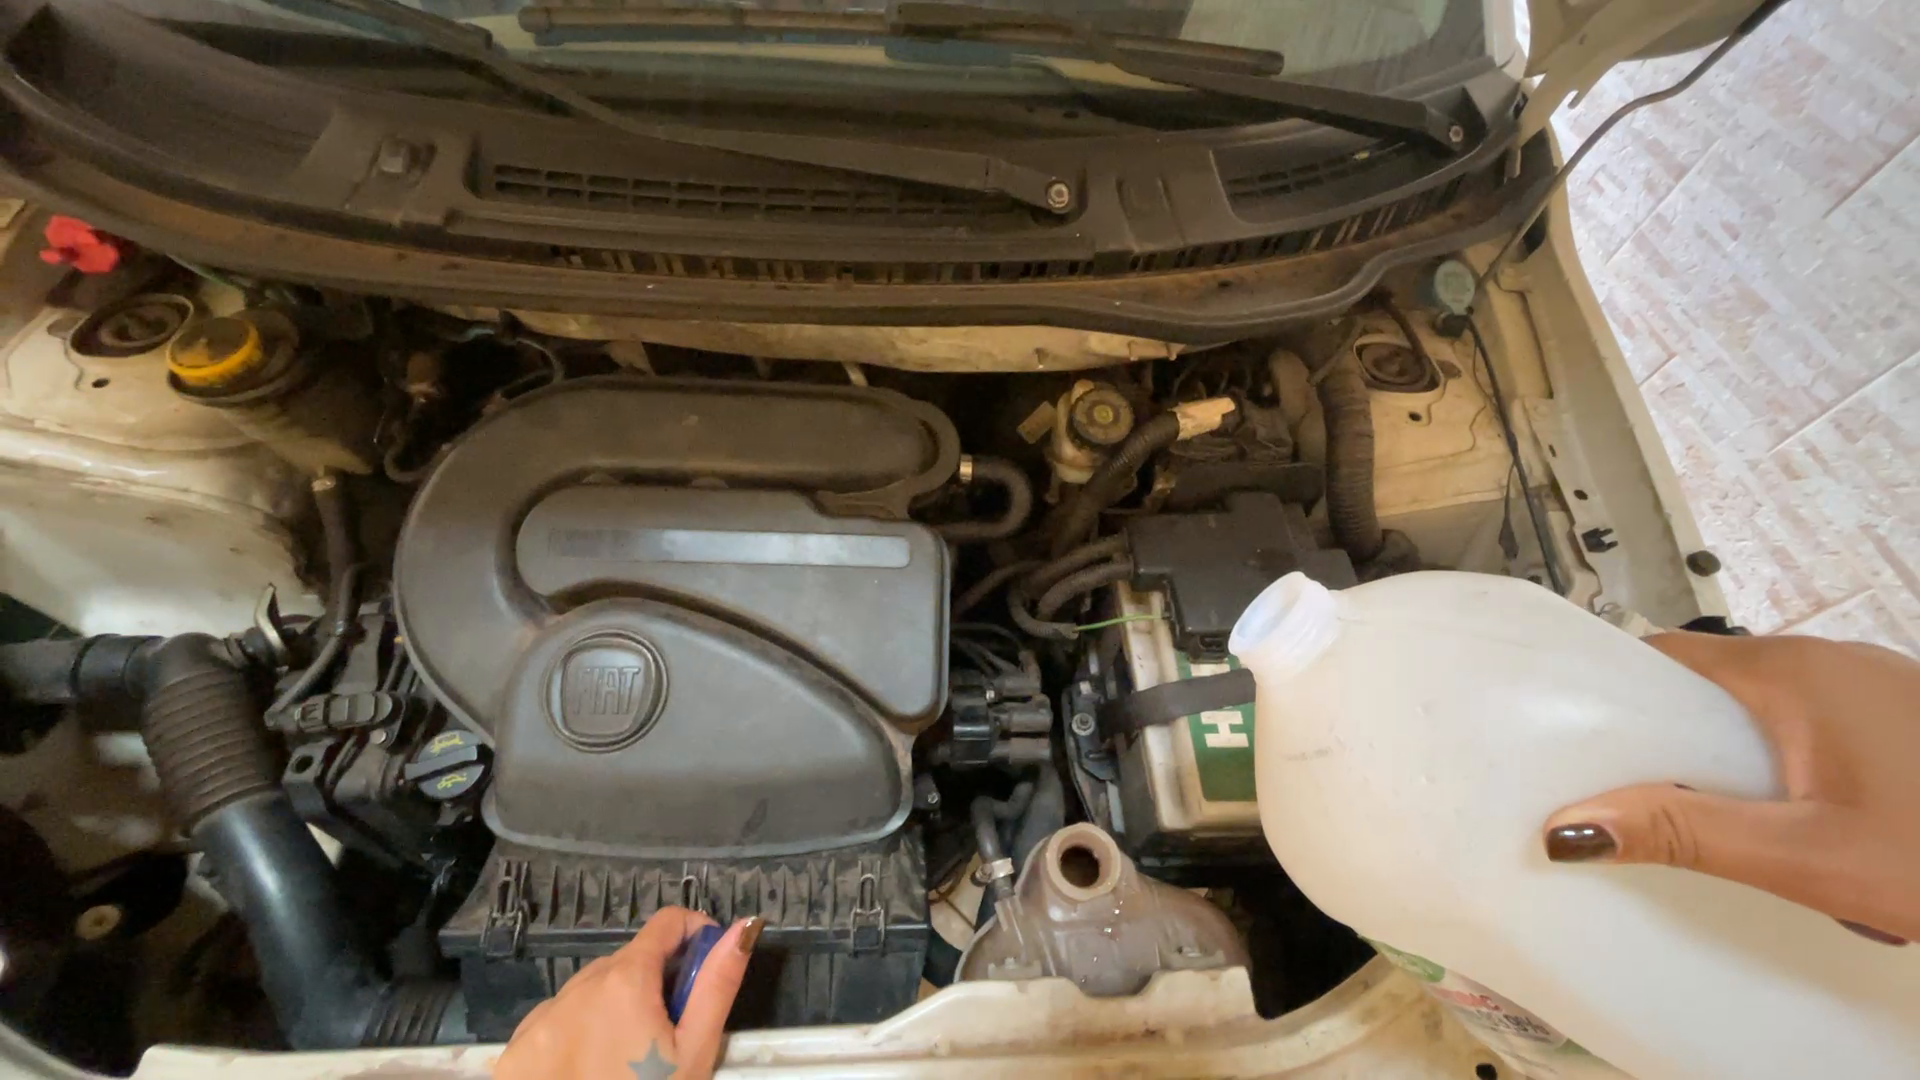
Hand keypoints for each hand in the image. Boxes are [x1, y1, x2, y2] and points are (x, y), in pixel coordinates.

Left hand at [494, 907, 762, 1079]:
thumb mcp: (694, 1053)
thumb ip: (718, 984)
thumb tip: (744, 927)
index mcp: (625, 981)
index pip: (668, 923)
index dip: (696, 935)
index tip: (705, 968)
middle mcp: (577, 988)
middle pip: (630, 960)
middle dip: (656, 981)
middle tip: (670, 1032)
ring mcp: (538, 1022)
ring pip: (591, 989)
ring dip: (615, 1004)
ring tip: (627, 1059)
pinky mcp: (512, 1055)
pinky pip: (555, 1019)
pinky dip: (577, 1030)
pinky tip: (586, 1071)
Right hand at [1542, 631, 1919, 943]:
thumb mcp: (1813, 857)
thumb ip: (1684, 834)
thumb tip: (1563, 829)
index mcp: (1790, 669)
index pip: (1658, 655)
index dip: (1611, 693)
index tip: (1578, 740)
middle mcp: (1830, 657)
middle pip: (1706, 681)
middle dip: (1671, 734)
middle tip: (1646, 793)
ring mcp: (1879, 682)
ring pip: (1760, 704)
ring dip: (1729, 749)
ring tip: (1723, 813)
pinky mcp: (1909, 714)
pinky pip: (1810, 719)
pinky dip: (1782, 754)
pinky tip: (1801, 809)